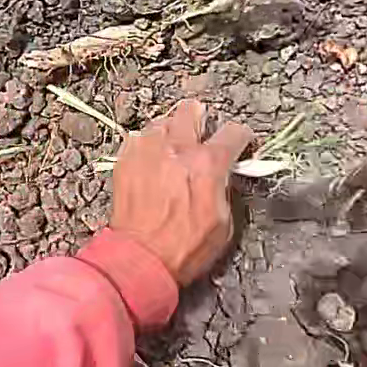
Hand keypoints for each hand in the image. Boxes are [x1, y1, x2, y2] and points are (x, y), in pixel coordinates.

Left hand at [109, 100, 254, 285]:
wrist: (140, 256)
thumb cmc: (183, 246)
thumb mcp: (223, 221)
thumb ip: (224, 187)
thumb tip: (223, 175)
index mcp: (207, 163)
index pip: (234, 132)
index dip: (241, 138)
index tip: (239, 143)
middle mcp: (176, 149)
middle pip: (190, 110)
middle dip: (200, 119)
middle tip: (200, 133)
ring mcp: (146, 151)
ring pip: (161, 121)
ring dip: (170, 131)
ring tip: (172, 149)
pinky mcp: (124, 160)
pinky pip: (137, 139)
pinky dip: (146, 145)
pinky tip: (151, 160)